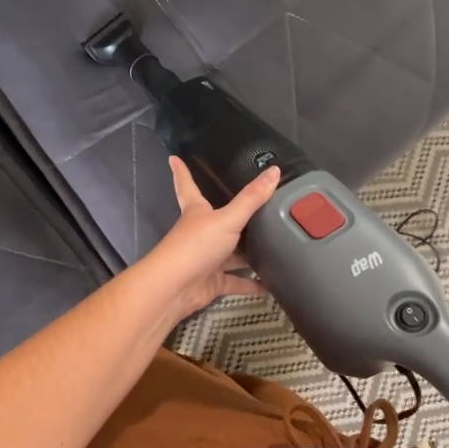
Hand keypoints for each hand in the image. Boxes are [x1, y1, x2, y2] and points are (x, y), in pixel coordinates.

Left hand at [134, 157, 281, 320]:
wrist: (174, 289)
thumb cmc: (195, 246)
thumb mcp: (227, 219)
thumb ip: (251, 199)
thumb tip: (275, 170)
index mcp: (198, 212)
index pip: (188, 186)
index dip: (182, 172)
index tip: (173, 158)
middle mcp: (201, 233)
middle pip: (219, 221)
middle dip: (234, 216)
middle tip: (256, 207)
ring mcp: (206, 258)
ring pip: (231, 253)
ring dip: (248, 253)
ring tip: (274, 245)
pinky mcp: (212, 281)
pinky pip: (236, 281)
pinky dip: (252, 284)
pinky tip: (270, 284)